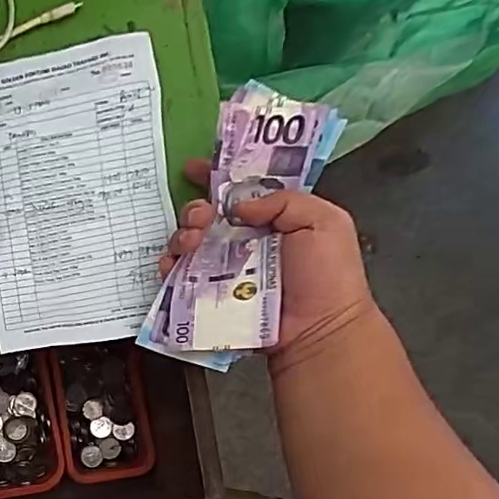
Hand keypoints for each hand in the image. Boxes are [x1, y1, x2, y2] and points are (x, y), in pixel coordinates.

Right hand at [159, 158, 378, 365]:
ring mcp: (224, 273)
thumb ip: (283, 201)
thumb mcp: (323, 221)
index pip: (237, 192)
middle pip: (205, 217)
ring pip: (188, 245)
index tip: (192, 168)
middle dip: (195, 209)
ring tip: (192, 241)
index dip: (214, 177)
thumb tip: (238, 206)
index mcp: (270, 220)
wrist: (319, 329)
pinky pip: (180, 281)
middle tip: (202, 217)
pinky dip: (169, 269)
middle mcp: (242, 244)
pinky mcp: (210, 300)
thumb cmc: (328, 276)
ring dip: (182, 235)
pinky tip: (173, 264)